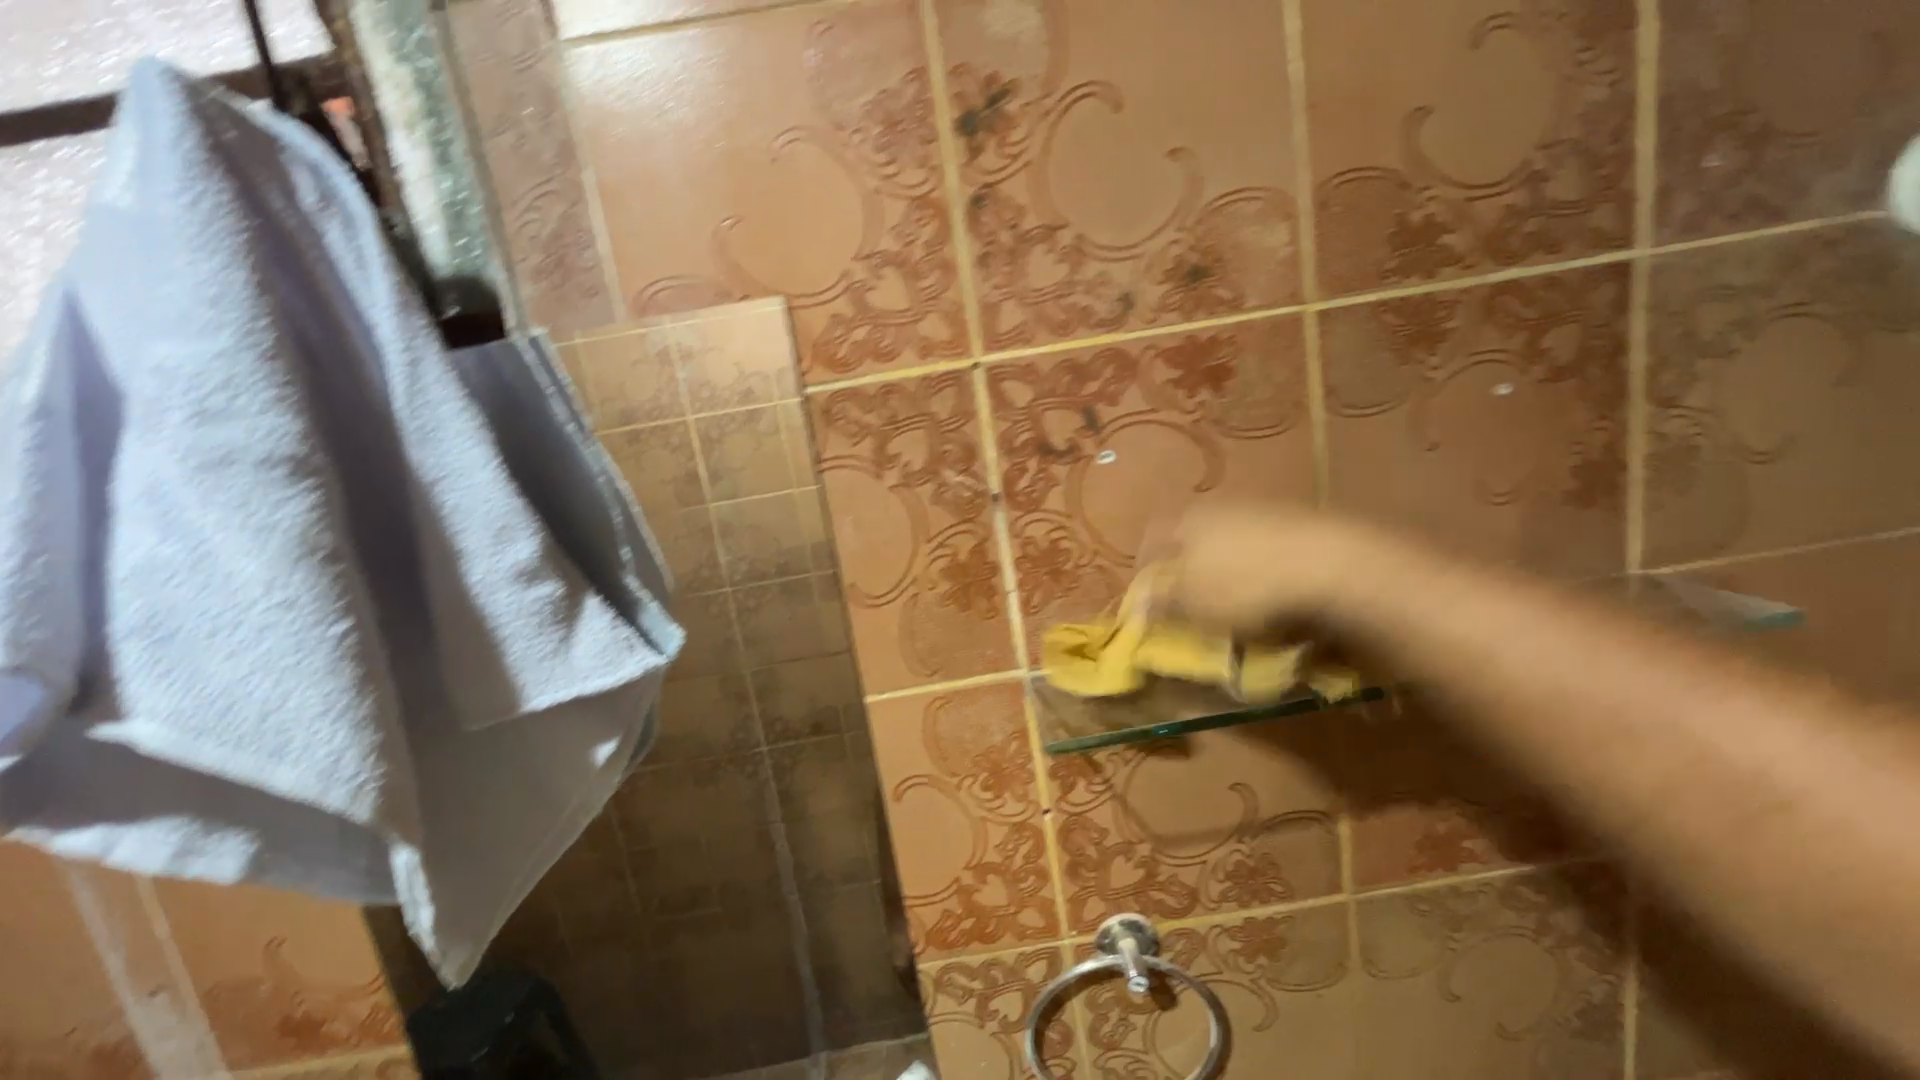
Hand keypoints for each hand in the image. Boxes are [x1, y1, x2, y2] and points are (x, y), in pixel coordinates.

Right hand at [1153, 505, 1395, 634]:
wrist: (1330, 565)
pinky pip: (1262, 549)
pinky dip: (1258, 570)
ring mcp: (1258, 510)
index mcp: (1183, 520)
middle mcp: (1216, 506)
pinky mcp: (1295, 523)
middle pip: (1188, 538)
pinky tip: (1270, 595)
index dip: (1145, 573)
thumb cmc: (1245, 586)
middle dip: (1186, 570)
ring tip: (1232, 605)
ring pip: (1226, 542)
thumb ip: (1160, 603)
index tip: (1149, 603)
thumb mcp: (1191, 605)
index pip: (1149, 541)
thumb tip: (1139, 606)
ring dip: (1224, 570)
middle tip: (1189, 604)